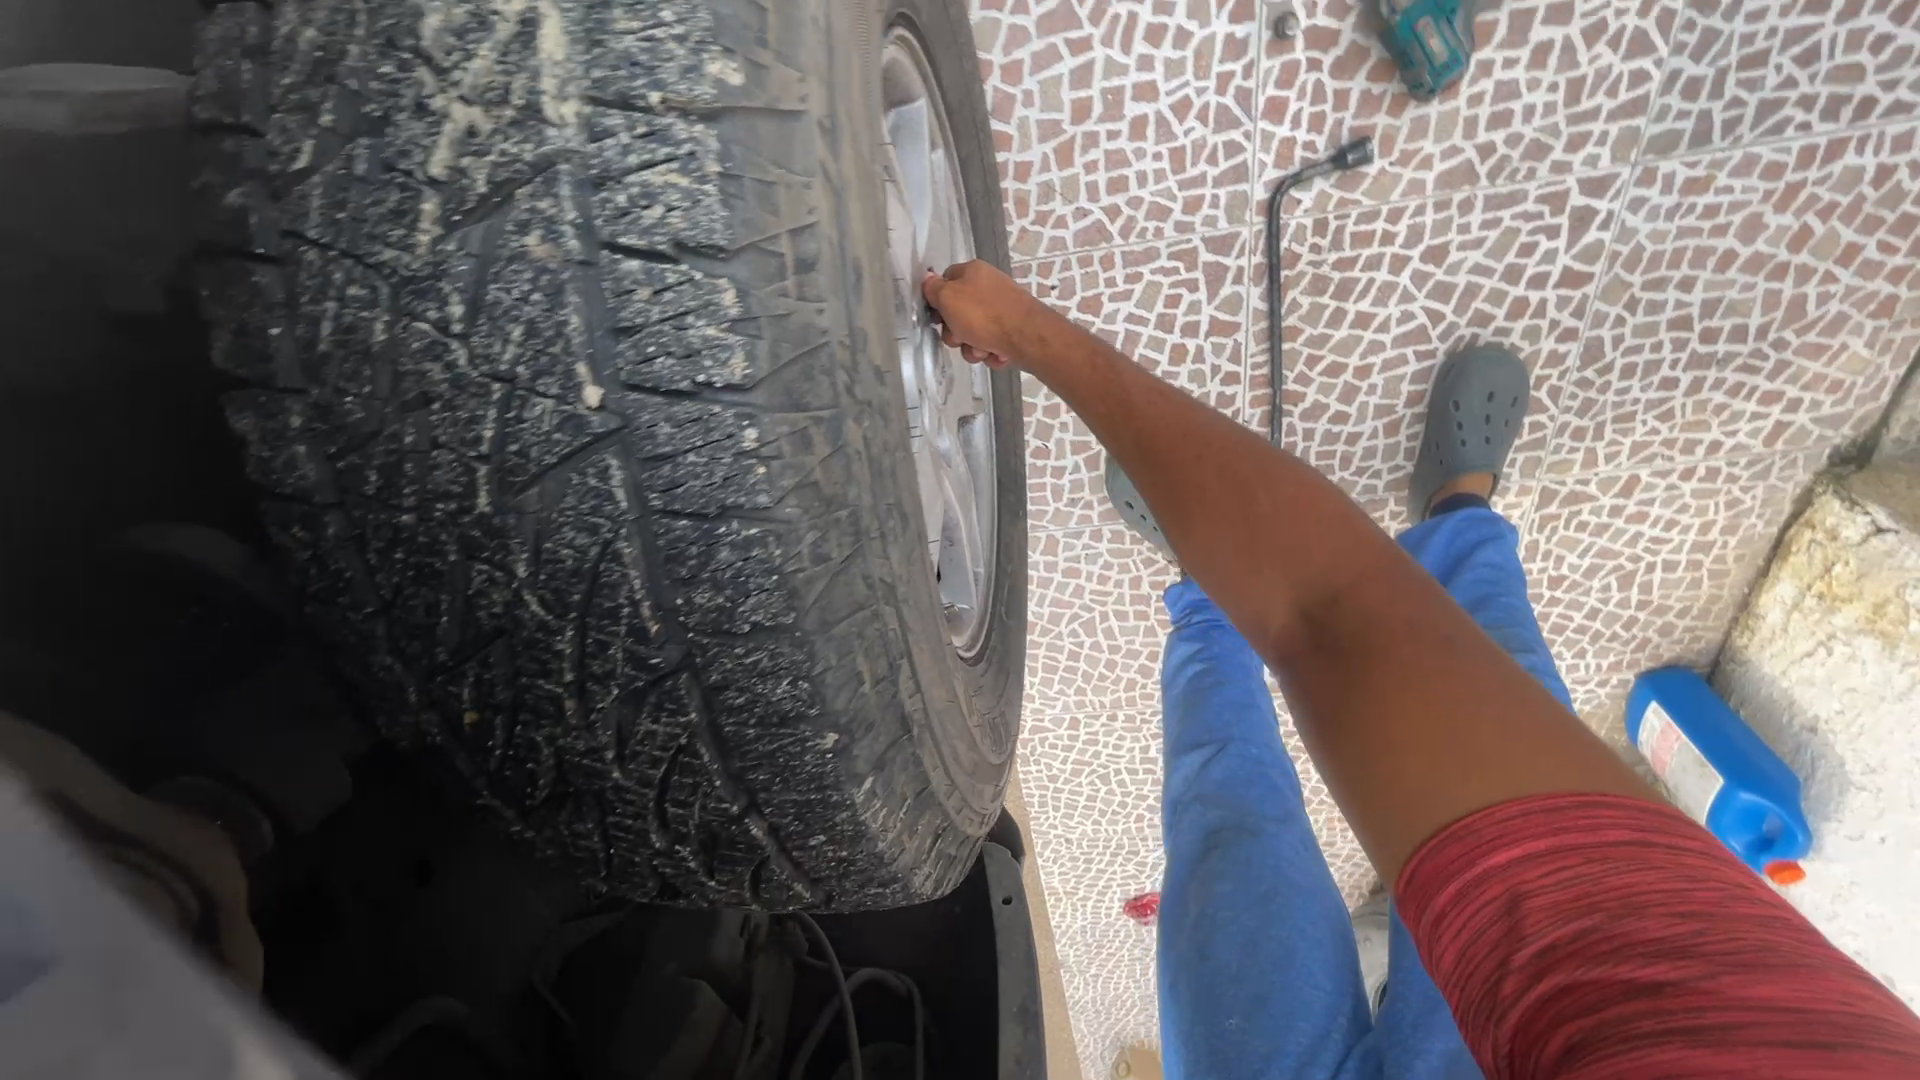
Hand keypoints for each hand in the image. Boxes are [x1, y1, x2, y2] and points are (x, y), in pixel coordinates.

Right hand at [920, 261, 1052, 368]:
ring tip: (982, 350)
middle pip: (959, 312)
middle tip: (959, 338)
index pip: (945, 281)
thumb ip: (933, 289)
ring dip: (972, 347)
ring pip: (975, 333)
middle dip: (955, 332)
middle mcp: (989, 287)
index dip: (937, 301)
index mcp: (973, 272)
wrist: (1026, 337)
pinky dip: (991, 352)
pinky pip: (992, 343)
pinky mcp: (1014, 329)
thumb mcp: (948, 298)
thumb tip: (927, 279)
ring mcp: (1003, 309)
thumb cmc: (983, 315)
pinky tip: (997, 354)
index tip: (936, 318)